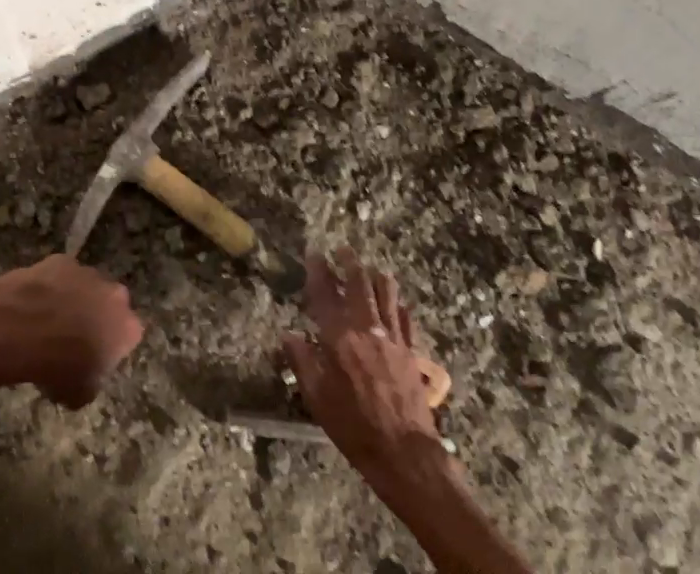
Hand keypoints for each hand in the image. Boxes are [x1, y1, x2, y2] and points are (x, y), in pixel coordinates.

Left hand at [0, 255, 142, 407]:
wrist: (19, 329)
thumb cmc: (56, 368)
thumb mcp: (79, 394)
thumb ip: (91, 383)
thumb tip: (84, 379)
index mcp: (128, 328)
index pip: (129, 337)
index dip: (112, 347)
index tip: (94, 358)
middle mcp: (115, 295)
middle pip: (111, 305)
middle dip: (97, 317)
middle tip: (73, 338)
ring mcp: (88, 273)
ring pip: (87, 287)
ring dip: (74, 300)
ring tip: (47, 320)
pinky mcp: (61, 260)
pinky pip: (60, 275)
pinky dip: (51, 286)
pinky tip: (32, 303)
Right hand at [283, 248, 447, 481]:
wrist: (403, 449)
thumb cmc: (353, 426)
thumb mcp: (316, 398)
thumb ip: (302, 362)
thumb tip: (289, 334)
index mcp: (339, 338)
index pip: (325, 295)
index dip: (318, 272)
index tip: (314, 254)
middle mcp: (367, 329)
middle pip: (360, 286)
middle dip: (350, 265)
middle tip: (343, 251)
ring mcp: (393, 338)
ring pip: (386, 295)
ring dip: (376, 277)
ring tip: (370, 267)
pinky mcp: (411, 351)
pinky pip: (405, 318)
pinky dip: (397, 304)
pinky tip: (396, 301)